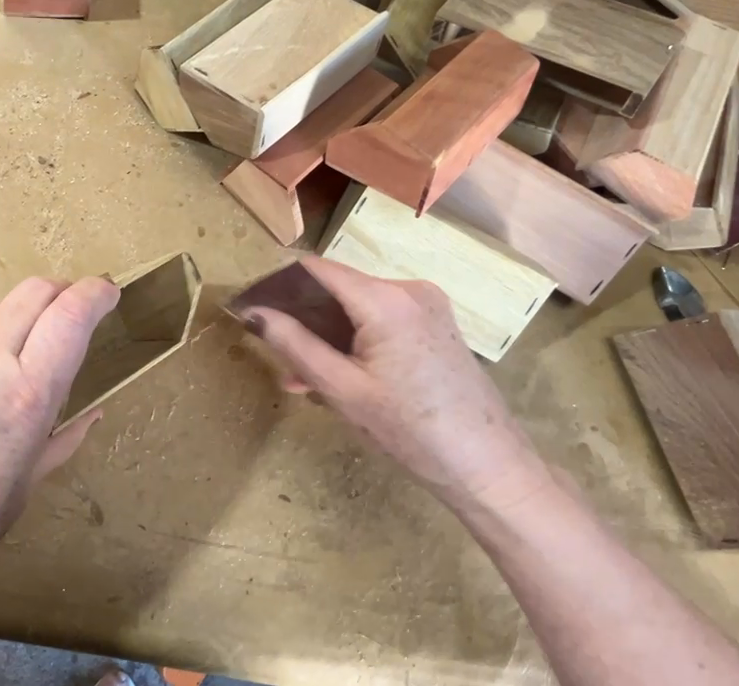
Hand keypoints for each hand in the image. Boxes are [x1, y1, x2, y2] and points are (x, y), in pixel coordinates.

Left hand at [0, 277, 118, 624]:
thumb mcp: (25, 484)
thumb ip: (61, 438)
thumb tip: (91, 414)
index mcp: (25, 395)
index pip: (70, 316)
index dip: (94, 294)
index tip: (106, 291)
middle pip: (32, 292)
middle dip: (60, 290)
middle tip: (71, 305)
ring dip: (15, 316)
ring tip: (16, 348)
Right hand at [242, 256, 550, 513]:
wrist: (491, 469)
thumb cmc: (412, 431)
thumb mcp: (342, 390)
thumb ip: (294, 344)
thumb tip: (252, 312)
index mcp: (385, 298)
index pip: (315, 269)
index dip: (276, 285)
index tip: (248, 309)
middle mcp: (408, 289)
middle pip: (336, 288)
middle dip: (301, 319)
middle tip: (275, 356)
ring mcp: (427, 306)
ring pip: (355, 307)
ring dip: (324, 335)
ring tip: (301, 377)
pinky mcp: (435, 325)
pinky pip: (378, 320)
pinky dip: (352, 340)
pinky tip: (336, 375)